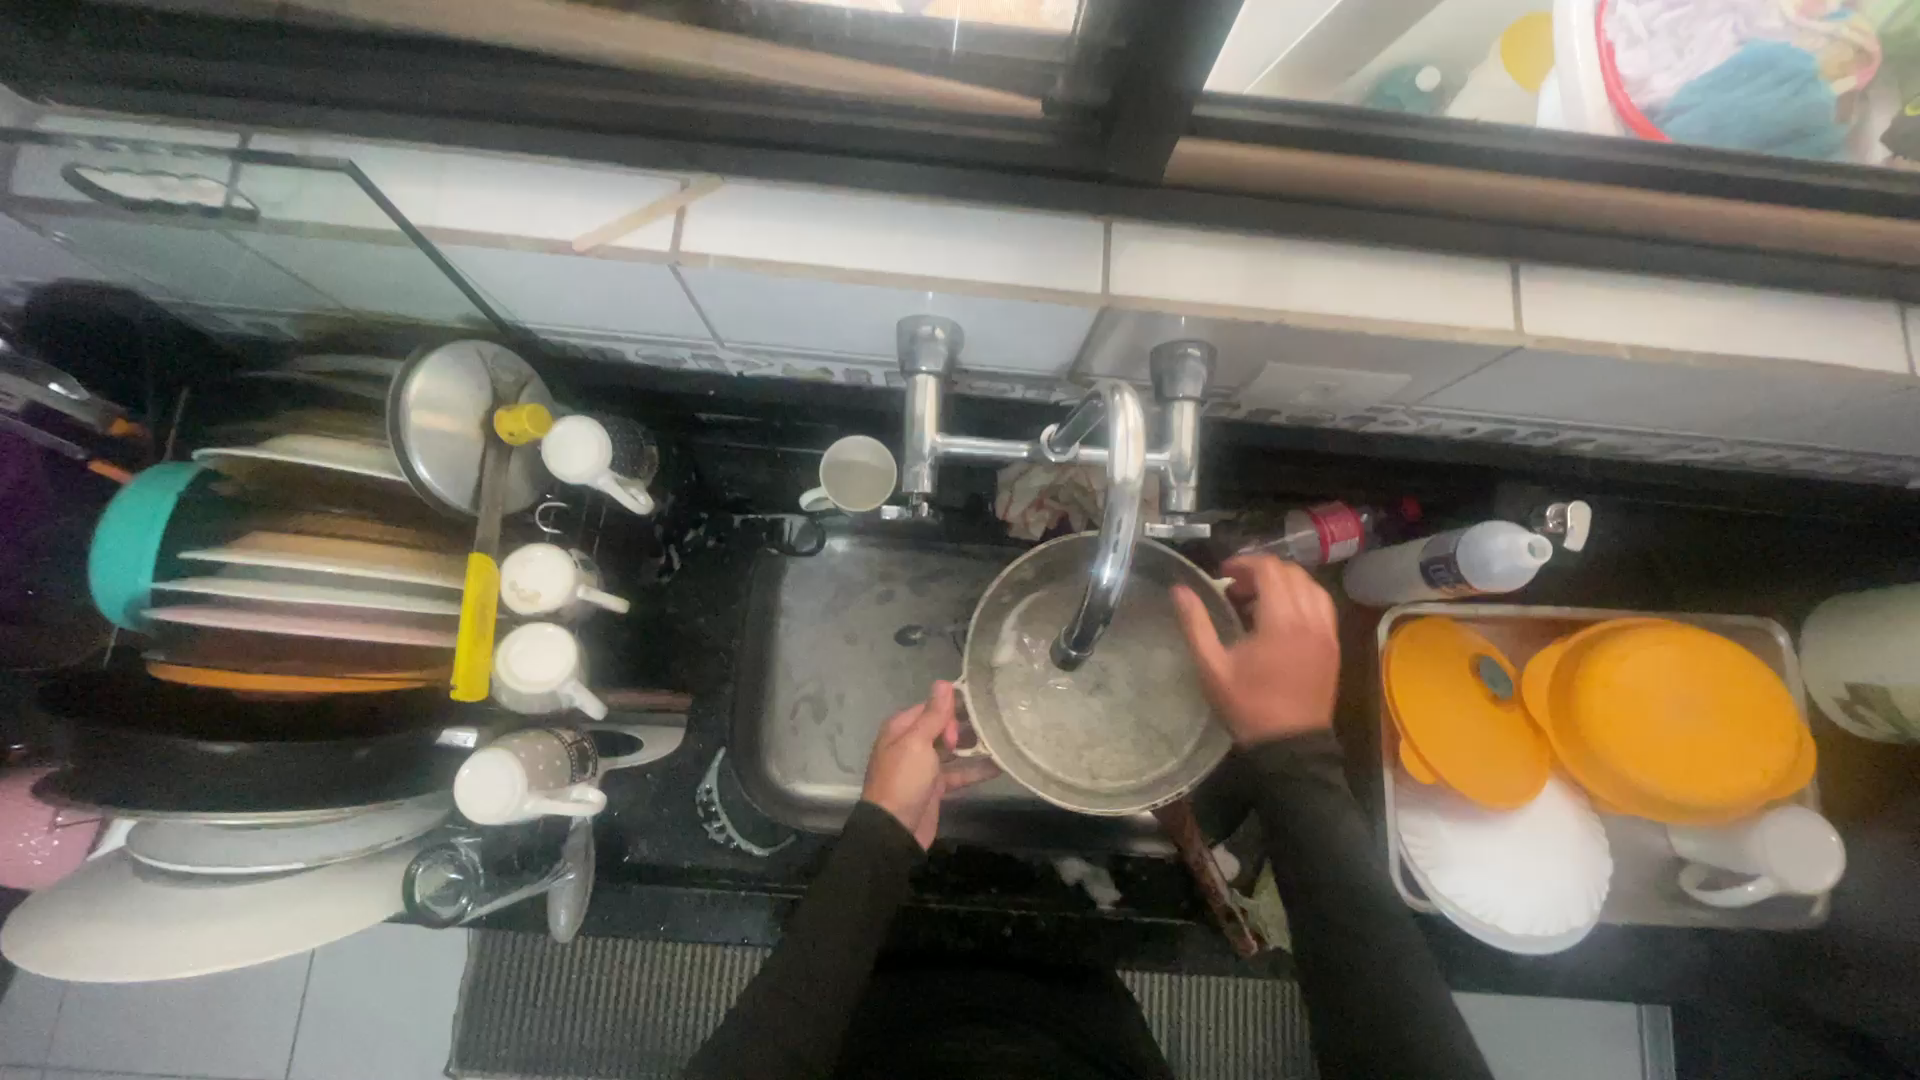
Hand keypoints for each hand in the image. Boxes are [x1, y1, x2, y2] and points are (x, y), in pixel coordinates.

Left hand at [861, 680, 999, 848]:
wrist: (893, 831)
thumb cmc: (903, 780)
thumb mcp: (917, 742)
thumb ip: (933, 714)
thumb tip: (943, 682)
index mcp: (902, 728)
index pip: (932, 707)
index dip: (951, 710)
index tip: (970, 716)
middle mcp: (912, 743)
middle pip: (944, 726)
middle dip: (965, 726)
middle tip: (991, 727)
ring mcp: (924, 766)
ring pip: (953, 750)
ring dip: (974, 746)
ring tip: (1003, 739)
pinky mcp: (935, 787)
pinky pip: (958, 773)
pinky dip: (976, 770)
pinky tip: (1000, 765)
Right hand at [1170, 554, 1340, 746]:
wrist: (1289, 745)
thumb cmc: (1247, 705)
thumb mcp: (1212, 666)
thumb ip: (1195, 623)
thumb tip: (1178, 589)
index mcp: (1280, 621)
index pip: (1269, 570)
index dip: (1244, 563)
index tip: (1222, 575)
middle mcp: (1310, 619)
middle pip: (1291, 572)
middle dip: (1261, 571)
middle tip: (1235, 589)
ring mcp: (1326, 632)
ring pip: (1310, 585)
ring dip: (1284, 583)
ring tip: (1258, 599)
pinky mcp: (1333, 644)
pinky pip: (1322, 605)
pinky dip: (1302, 597)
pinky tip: (1282, 614)